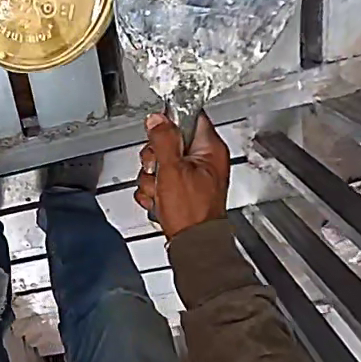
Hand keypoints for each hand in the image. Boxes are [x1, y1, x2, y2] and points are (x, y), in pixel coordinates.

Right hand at [135, 111, 230, 238]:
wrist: (192, 243)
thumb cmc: (191, 210)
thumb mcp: (172, 169)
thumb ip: (163, 140)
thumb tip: (157, 119)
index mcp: (209, 149)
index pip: (189, 118)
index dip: (169, 123)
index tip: (158, 133)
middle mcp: (203, 161)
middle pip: (167, 142)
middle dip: (154, 158)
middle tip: (158, 170)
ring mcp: (190, 176)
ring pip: (158, 164)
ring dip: (151, 178)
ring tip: (161, 190)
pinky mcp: (180, 190)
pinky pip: (156, 182)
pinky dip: (153, 191)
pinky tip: (160, 199)